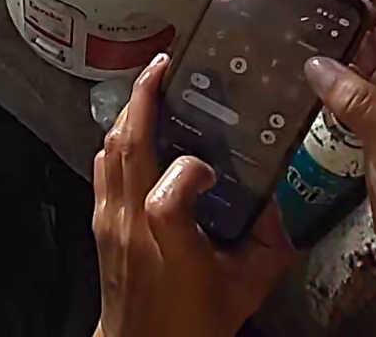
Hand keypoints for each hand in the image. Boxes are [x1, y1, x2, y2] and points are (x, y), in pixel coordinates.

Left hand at [92, 53, 294, 336]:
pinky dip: (116, 135)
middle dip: (143, 96)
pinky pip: (102, 163)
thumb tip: (275, 203)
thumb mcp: (243, 291)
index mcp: (169, 248)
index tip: (208, 167)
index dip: (187, 172)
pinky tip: (132, 124)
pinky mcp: (99, 218)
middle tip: (162, 65)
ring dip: (128, 110)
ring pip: (110, 148)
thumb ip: (268, 247)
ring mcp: (109, 219)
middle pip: (128, 147)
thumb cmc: (190, 324)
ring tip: (148, 84)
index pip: (166, 199)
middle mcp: (132, 225)